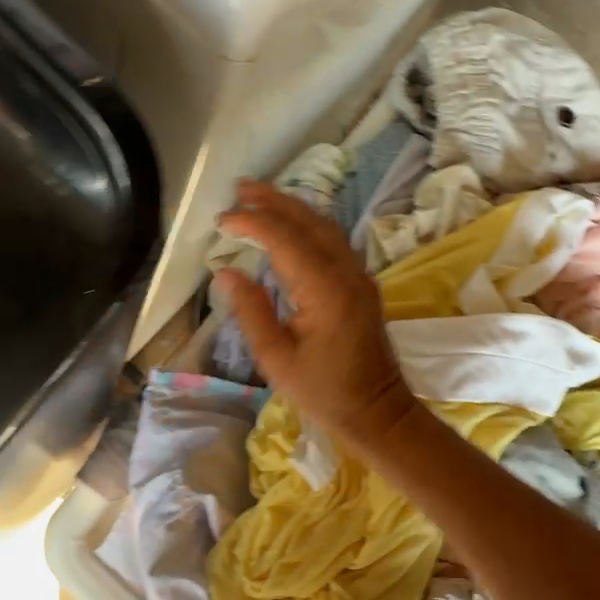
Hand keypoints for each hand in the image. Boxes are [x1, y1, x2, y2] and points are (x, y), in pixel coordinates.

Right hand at [215, 179, 420, 445]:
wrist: (377, 411)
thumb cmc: (323, 392)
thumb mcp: (276, 359)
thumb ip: (251, 311)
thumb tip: (226, 272)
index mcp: (325, 290)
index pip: (284, 239)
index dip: (252, 222)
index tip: (222, 219)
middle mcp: (347, 273)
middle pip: (309, 221)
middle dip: (274, 201)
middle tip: (240, 188)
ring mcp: (360, 276)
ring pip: (325, 227)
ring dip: (292, 208)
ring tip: (260, 198)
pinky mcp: (362, 284)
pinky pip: (333, 241)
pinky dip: (307, 225)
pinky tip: (290, 225)